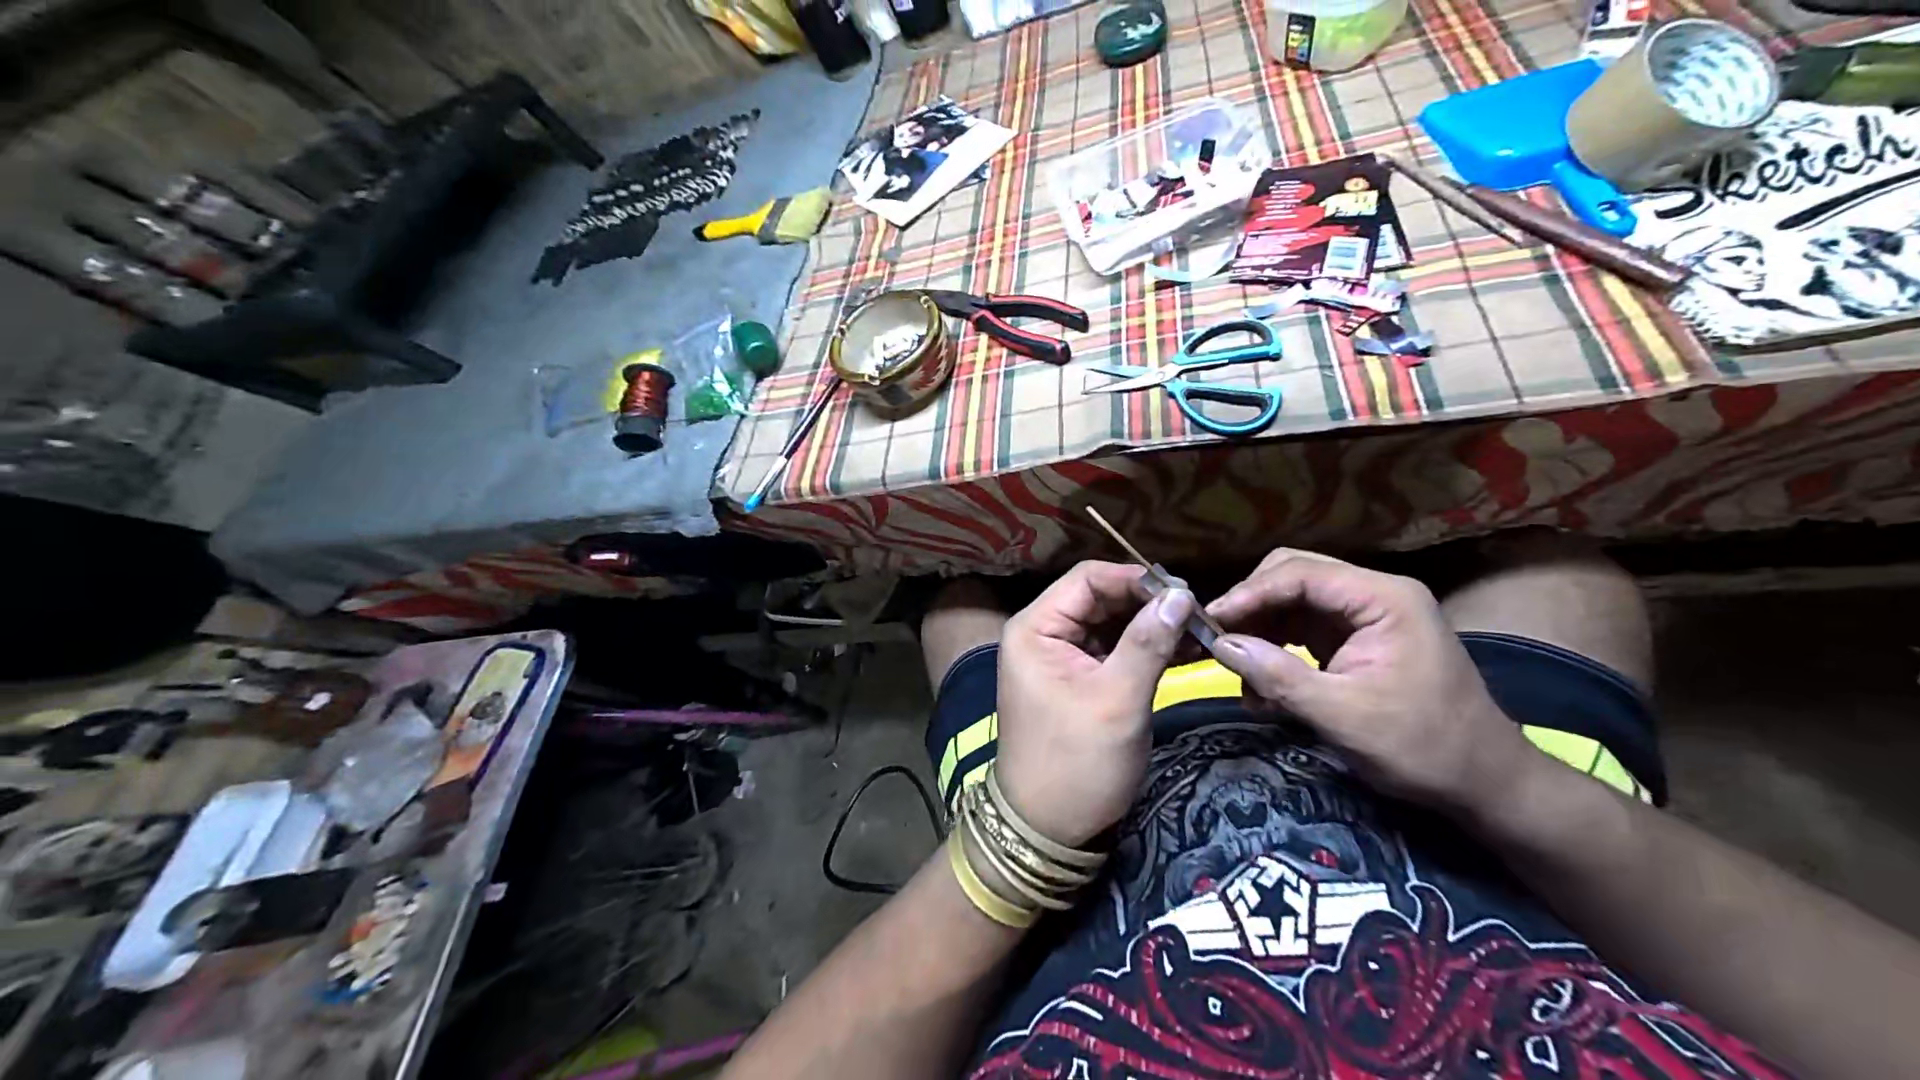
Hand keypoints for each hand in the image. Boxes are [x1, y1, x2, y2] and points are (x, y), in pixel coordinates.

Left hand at [995, 561, 1193, 845]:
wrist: (1048, 828)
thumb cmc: (1077, 763)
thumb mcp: (1117, 700)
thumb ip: (1147, 642)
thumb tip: (1181, 593)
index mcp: (1036, 628)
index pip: (1087, 579)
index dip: (1136, 579)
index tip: (1186, 591)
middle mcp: (1043, 634)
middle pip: (1100, 598)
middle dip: (1148, 603)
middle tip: (1201, 613)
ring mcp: (1060, 657)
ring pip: (1111, 623)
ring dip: (1152, 625)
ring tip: (1202, 630)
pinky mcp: (1078, 679)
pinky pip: (1114, 650)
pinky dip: (1146, 649)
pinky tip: (1186, 650)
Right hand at [1205, 550, 1531, 814]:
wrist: (1484, 786)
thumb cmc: (1422, 748)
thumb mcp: (1343, 716)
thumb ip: (1278, 676)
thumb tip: (1219, 645)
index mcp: (1382, 599)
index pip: (1299, 573)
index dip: (1248, 593)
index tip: (1208, 621)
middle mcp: (1373, 595)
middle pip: (1292, 576)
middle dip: (1251, 607)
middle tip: (1215, 638)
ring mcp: (1364, 617)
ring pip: (1291, 602)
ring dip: (1259, 631)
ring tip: (1235, 671)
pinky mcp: (1355, 640)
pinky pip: (1300, 631)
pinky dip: (1275, 652)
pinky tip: (1259, 687)